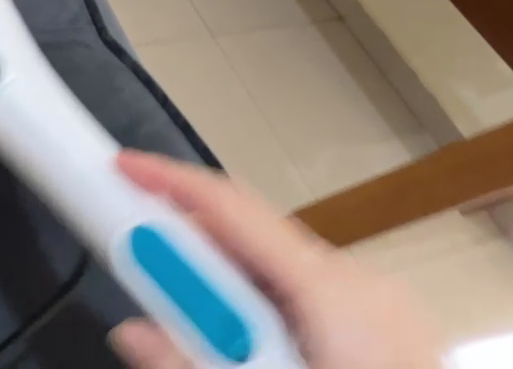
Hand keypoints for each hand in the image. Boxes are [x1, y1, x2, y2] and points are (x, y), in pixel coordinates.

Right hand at [108, 152, 443, 368]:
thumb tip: (129, 330)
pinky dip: (259, 298)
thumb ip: (192, 366)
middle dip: (189, 240)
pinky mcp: (393, 329)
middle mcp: (365, 286)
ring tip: (192, 321)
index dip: (169, 178)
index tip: (119, 165)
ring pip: (276, 262)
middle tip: (137, 257)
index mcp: (339, 297)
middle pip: (251, 233)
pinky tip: (244, 340)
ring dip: (224, 277)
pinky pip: (304, 289)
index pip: (233, 208)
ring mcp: (385, 307)